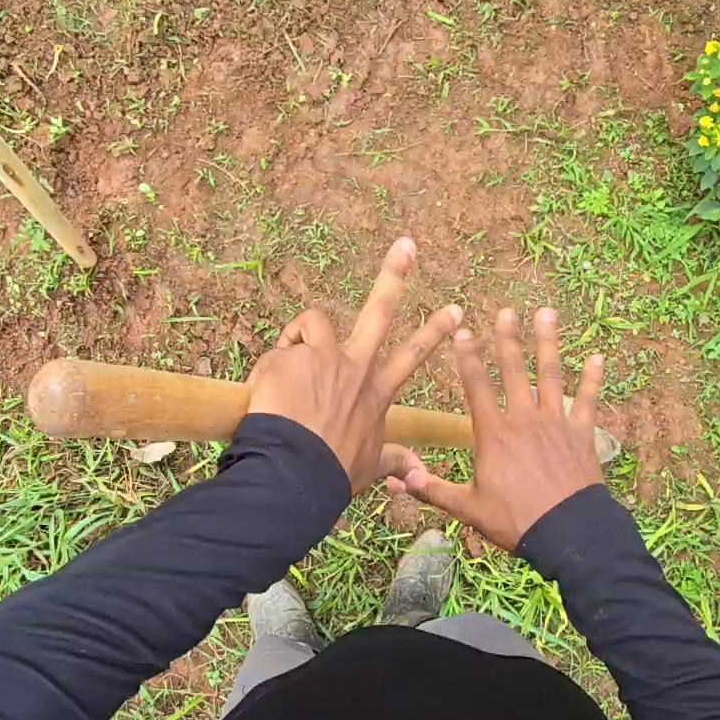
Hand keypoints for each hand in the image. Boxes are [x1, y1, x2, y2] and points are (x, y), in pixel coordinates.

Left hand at [246, 238, 462, 494]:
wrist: (296, 474)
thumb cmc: (333, 473)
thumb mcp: (370, 466)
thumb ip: (394, 460)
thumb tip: (417, 474)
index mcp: (376, 393)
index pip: (412, 355)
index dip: (435, 331)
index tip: (455, 310)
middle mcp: (355, 368)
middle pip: (380, 310)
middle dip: (395, 274)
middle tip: (407, 245)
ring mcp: (323, 359)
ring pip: (313, 321)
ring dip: (300, 332)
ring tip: (289, 353)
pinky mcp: (290, 357)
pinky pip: (277, 350)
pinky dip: (270, 365)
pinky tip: (264, 391)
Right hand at [398, 307, 604, 550]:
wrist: (569, 535)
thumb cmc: (515, 521)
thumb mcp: (467, 508)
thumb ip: (432, 488)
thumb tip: (396, 478)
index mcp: (493, 434)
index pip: (476, 386)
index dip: (467, 356)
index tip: (462, 330)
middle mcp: (524, 419)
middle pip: (514, 370)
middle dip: (508, 338)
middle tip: (506, 310)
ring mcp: (556, 423)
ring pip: (551, 375)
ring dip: (548, 343)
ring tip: (547, 313)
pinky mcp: (582, 434)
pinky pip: (588, 401)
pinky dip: (593, 379)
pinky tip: (597, 357)